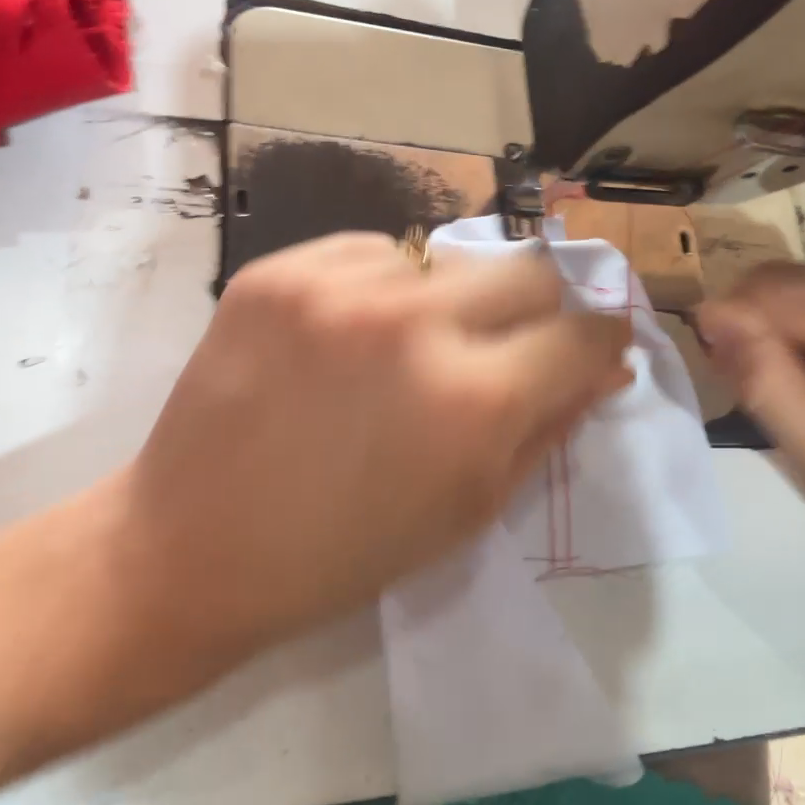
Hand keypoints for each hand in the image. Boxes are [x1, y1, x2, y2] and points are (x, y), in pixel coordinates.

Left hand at [107, 233, 631, 662]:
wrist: (197, 545)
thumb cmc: (343, 553)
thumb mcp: (467, 511)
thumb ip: (548, 428)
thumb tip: (607, 365)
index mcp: (473, 401)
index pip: (582, 332)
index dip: (600, 341)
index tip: (589, 348)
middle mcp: (413, 322)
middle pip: (528, 271)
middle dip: (536, 313)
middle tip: (502, 352)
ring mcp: (337, 285)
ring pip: (446, 257)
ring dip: (450, 301)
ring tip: (407, 352)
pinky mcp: (277, 269)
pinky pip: (371, 251)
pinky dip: (383, 288)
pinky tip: (352, 336)